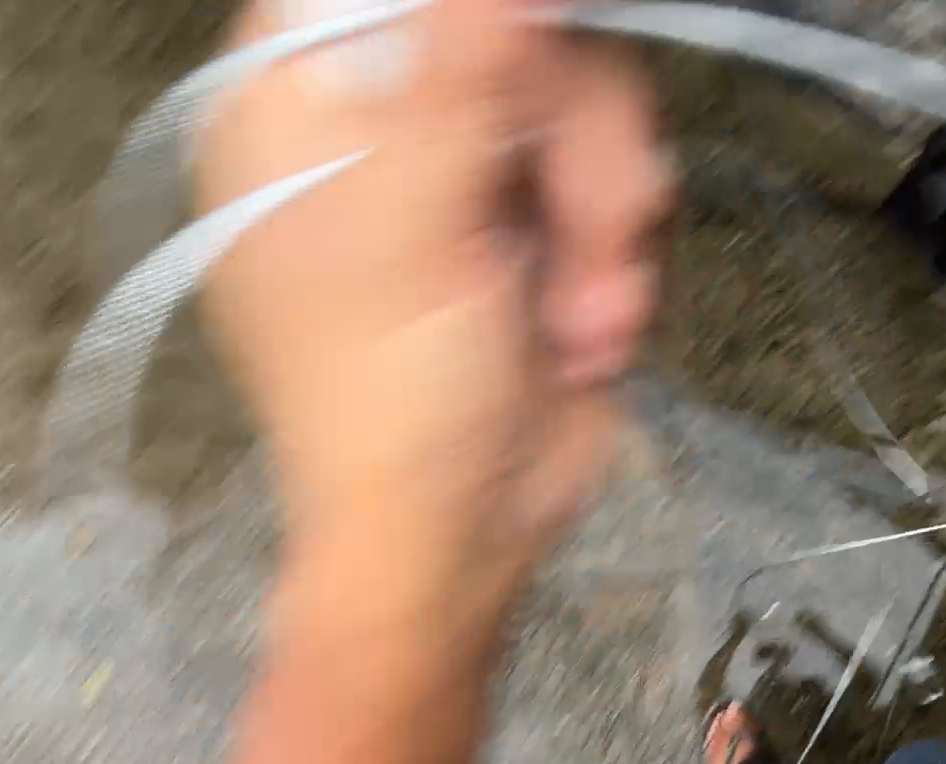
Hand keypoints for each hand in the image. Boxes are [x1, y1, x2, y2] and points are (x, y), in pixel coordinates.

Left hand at [199, 0, 671, 630]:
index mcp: (318, 103)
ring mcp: (499, 190)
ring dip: (612, 235)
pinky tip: (593, 338)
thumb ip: (459, 89)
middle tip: (590, 239)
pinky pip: (627, 210)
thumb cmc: (394, 397)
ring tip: (587, 323)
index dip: (489, 15)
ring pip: (601, 133)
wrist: (468, 530)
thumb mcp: (409, 237)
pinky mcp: (567, 246)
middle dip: (583, 155)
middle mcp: (411, 128)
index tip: (546, 54)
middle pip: (534, 50)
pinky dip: (624, 277)